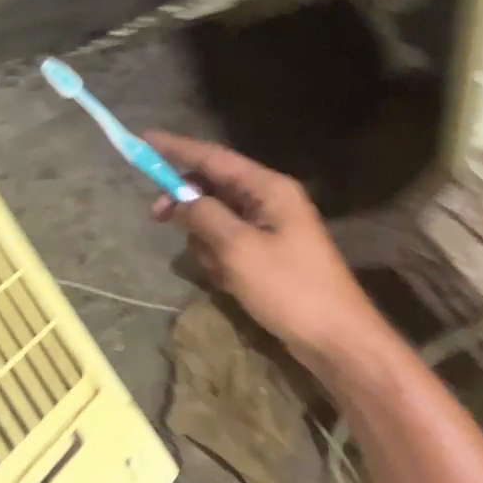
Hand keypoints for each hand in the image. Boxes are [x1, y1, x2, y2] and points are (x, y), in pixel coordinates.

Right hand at [146, 131, 385, 359]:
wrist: (338, 342)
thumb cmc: (290, 289)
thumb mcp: (238, 249)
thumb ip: (204, 216)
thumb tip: (179, 198)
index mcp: (268, 188)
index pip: (213, 157)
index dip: (176, 147)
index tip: (143, 140)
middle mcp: (270, 200)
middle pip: (213, 186)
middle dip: (186, 201)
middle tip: (156, 216)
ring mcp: (271, 228)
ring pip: (217, 217)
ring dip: (204, 238)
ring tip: (213, 268)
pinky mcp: (269, 254)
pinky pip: (229, 242)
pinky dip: (219, 257)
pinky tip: (225, 282)